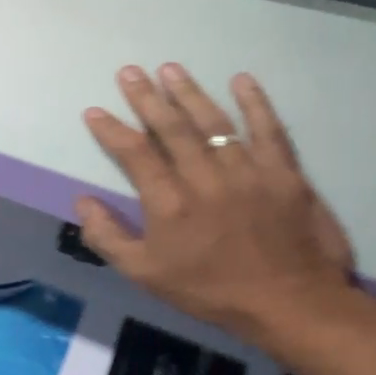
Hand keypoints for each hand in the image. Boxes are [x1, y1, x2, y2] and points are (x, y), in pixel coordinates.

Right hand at [76, 64, 356, 339]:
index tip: (95, 112)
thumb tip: (82, 202)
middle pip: (172, 128)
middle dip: (147, 98)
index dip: (112, 130)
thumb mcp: (144, 274)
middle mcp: (207, 179)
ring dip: (189, 93)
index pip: (135, 154)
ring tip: (170, 69)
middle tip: (129, 72)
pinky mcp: (286, 175)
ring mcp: (250, 173)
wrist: (292, 305)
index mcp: (170, 203)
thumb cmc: (209, 290)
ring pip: (215, 123)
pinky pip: (270, 131)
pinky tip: (241, 81)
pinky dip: (256, 104)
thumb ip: (108, 237)